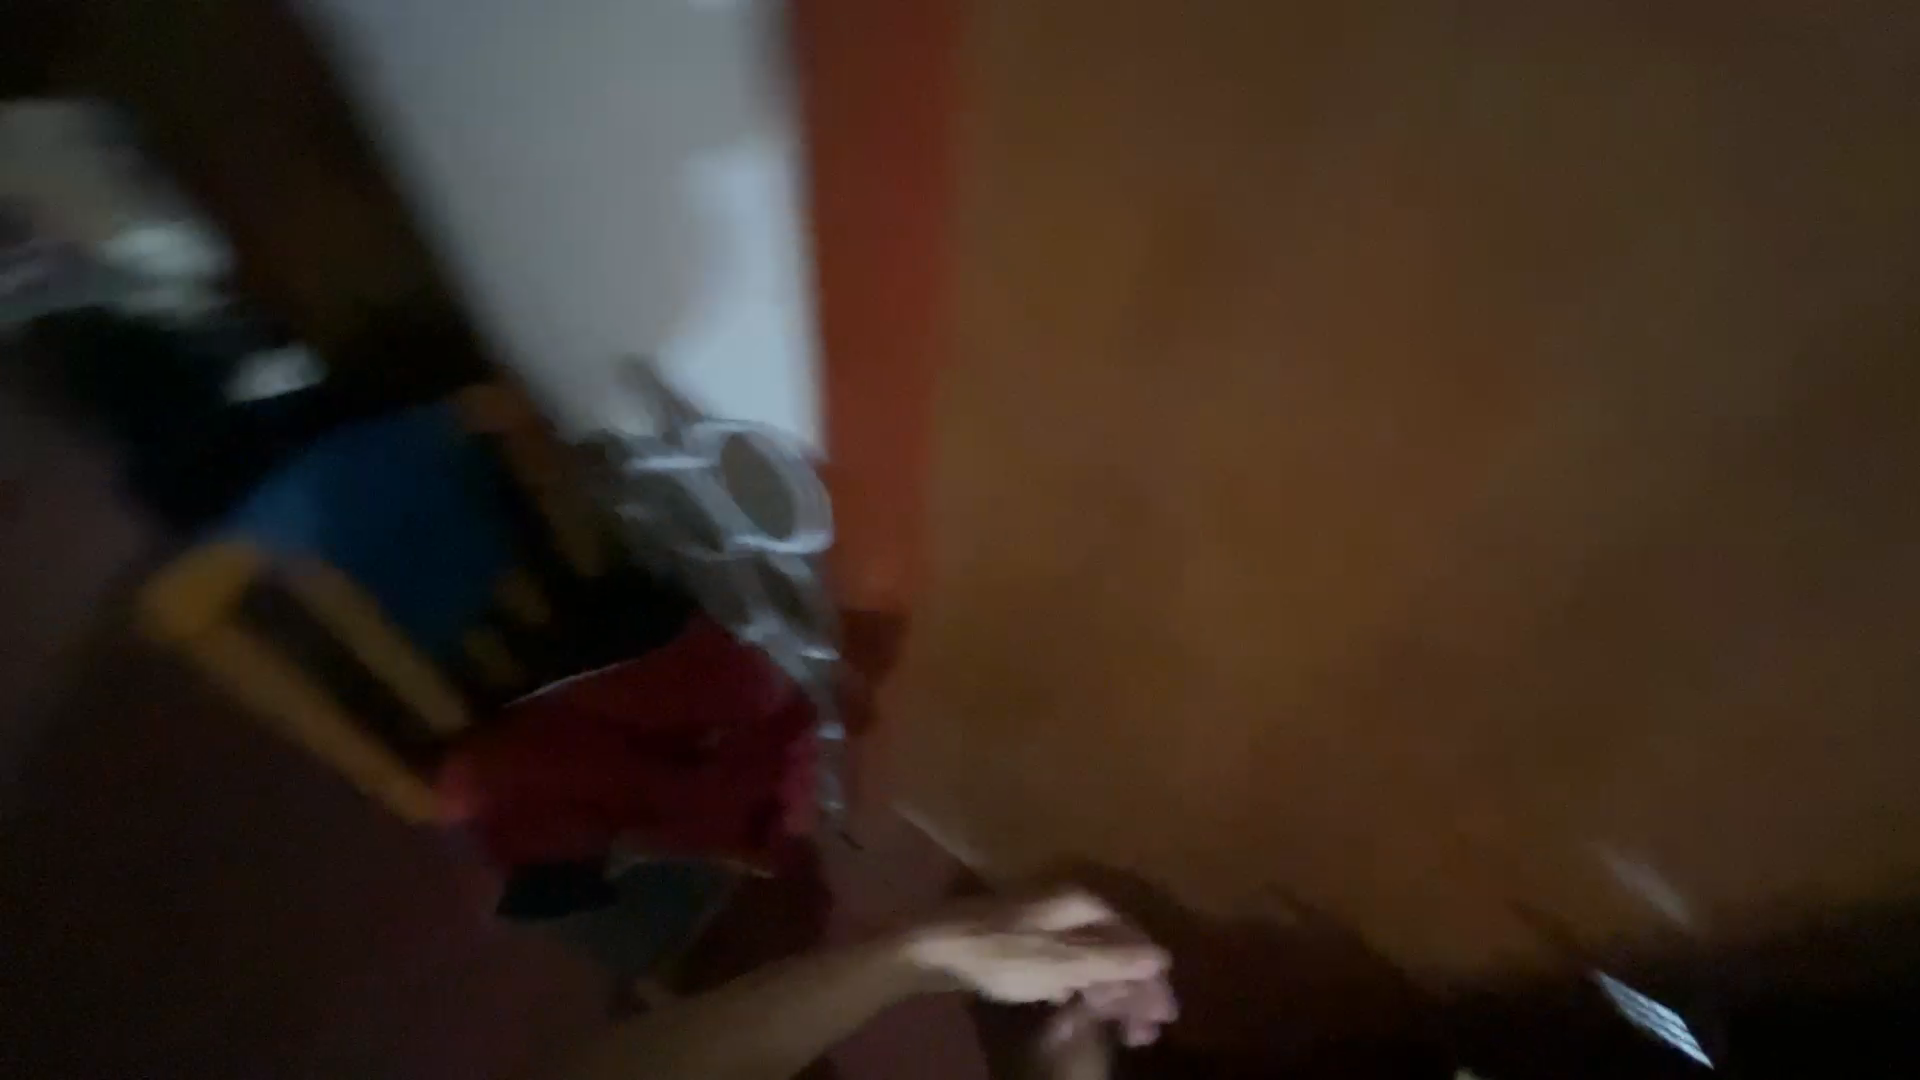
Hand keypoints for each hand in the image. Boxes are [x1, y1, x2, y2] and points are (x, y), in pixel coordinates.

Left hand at [900, 889, 1176, 1043]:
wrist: (937, 945)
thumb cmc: (1002, 953)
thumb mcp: (1060, 963)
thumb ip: (1111, 959)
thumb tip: (1161, 955)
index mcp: (1080, 903)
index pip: (1132, 938)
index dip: (1151, 978)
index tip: (1164, 1017)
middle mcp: (1067, 903)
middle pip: (1113, 944)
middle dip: (1132, 987)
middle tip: (1145, 1032)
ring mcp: (1043, 917)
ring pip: (1089, 953)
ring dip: (1107, 989)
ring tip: (1119, 1026)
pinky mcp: (1024, 935)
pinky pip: (1064, 959)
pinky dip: (1077, 983)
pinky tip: (1074, 1004)